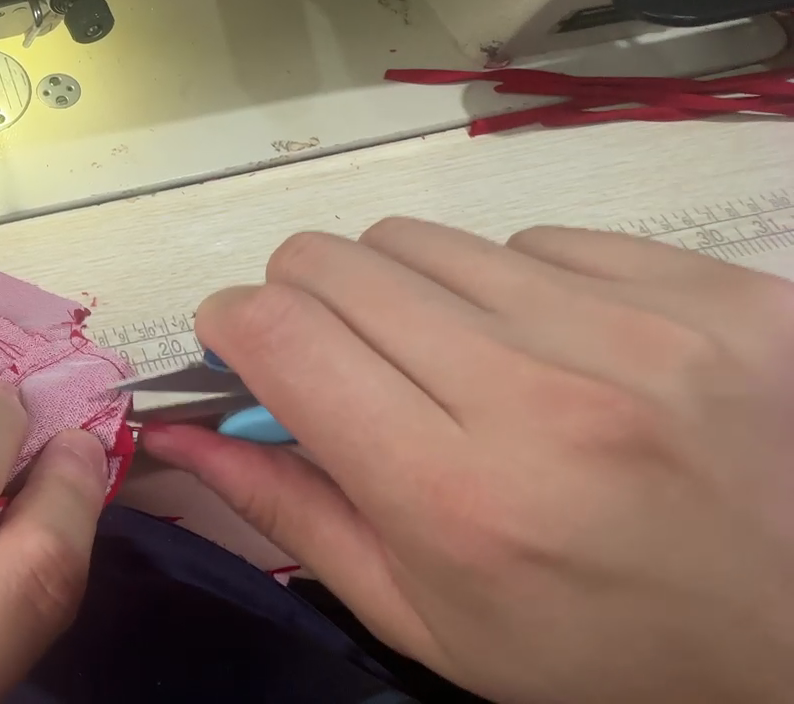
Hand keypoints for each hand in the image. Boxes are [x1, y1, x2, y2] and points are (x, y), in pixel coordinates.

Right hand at [141, 219, 793, 701]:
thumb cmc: (604, 656)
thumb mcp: (418, 613)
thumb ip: (279, 506)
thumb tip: (170, 432)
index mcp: (455, 491)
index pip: (272, 328)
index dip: (228, 322)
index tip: (242, 347)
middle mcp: (543, 393)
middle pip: (326, 260)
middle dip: (300, 298)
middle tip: (344, 358)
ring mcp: (644, 330)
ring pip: (415, 238)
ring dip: (402, 290)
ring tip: (460, 360)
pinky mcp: (725, 294)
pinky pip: (533, 240)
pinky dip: (513, 286)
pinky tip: (564, 353)